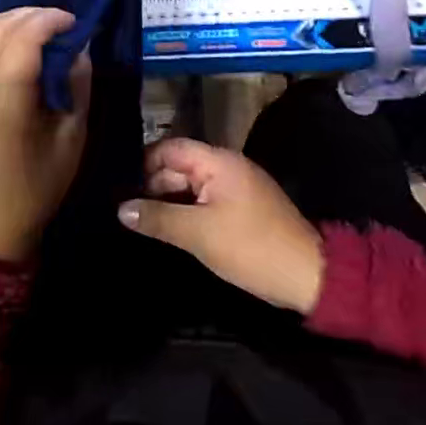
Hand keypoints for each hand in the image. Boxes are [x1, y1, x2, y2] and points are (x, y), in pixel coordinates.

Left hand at [0, 7, 91, 261]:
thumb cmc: (39, 183)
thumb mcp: (72, 137)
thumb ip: (77, 86)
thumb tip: (79, 48)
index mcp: (7, 100)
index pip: (22, 38)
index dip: (49, 20)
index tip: (75, 24)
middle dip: (32, 15)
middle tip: (62, 23)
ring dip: (11, 20)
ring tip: (41, 28)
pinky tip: (17, 44)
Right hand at [119, 139, 324, 313]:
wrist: (307, 276)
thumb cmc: (250, 247)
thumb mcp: (198, 234)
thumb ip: (158, 217)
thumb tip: (121, 209)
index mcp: (218, 161)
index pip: (170, 148)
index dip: (143, 163)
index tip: (118, 185)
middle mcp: (226, 166)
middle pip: (179, 166)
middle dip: (152, 186)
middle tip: (124, 210)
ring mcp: (236, 188)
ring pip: (191, 186)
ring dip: (168, 201)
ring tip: (138, 221)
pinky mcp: (241, 208)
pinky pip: (204, 201)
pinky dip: (186, 211)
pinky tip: (168, 229)